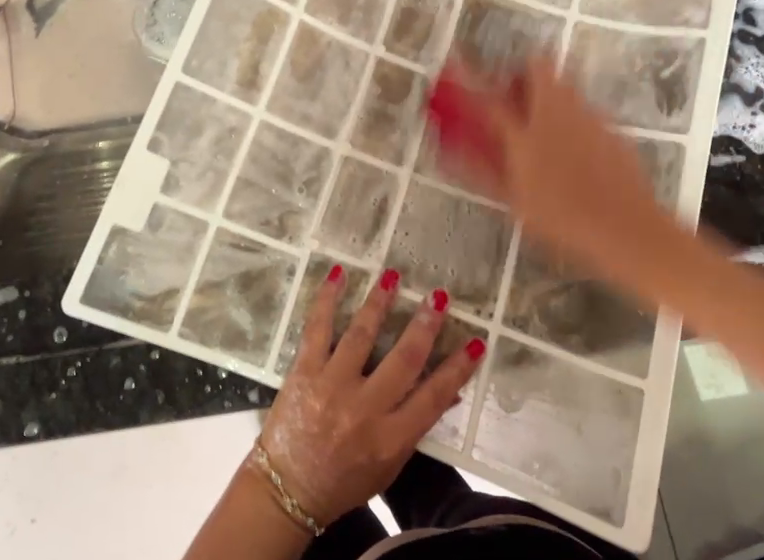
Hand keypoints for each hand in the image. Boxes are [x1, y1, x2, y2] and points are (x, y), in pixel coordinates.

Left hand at [254, 267, 483, 526]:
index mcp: (390, 439)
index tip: (477, 342)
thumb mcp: (389, 466)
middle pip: (403, 359)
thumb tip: (449, 392)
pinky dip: (327, 300)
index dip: (457, 368)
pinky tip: (339, 275)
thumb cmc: (344, 481)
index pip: (433, 397)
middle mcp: (363, 409)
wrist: (287, 488)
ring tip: (393, 275)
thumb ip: (416, 427)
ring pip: (361, 335)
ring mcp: (331, 386)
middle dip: (424, 325)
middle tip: (439, 297)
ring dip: (379, 302)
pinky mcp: (304, 372)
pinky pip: (317, 329)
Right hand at [427, 58, 689, 289]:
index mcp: (525, 131)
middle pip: (538, 65)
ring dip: (546, 92)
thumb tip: (447, 152)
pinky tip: (570, 149)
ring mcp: (590, 115)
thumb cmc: (563, 220)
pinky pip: (585, 108)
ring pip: (564, 84)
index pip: (487, 93)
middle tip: (510, 97)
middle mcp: (557, 111)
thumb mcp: (512, 199)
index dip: (469, 77)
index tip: (457, 68)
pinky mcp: (613, 128)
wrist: (630, 231)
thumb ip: (480, 169)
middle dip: (520, 73)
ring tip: (538, 125)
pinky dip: (571, 116)